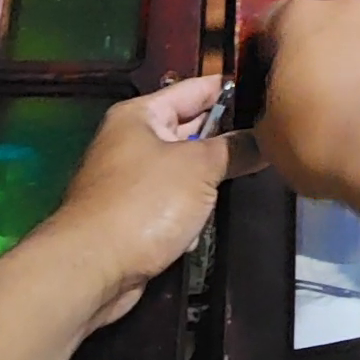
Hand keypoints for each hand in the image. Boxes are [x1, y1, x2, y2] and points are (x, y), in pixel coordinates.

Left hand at [43, 75, 246, 326]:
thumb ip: (237, 149)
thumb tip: (266, 141)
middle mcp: (132, 140)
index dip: (231, 89)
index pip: (196, 89)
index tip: (267, 93)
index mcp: (142, 115)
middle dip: (225, 139)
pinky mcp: (132, 215)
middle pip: (192, 129)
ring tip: (240, 182)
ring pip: (186, 169)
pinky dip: (189, 213)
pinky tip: (198, 227)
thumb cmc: (144, 203)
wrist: (91, 270)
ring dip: (208, 182)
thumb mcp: (201, 168)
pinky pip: (174, 202)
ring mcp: (131, 179)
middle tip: (268, 139)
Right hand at [255, 0, 359, 199]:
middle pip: (325, 27)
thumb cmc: (325, 136)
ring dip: (356, 68)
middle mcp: (350, 9)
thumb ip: (269, 108)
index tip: (267, 80)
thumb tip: (276, 115)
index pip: (273, 21)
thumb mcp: (269, 133)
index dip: (268, 55)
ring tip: (348, 115)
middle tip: (308, 99)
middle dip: (317, 57)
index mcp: (301, 15)